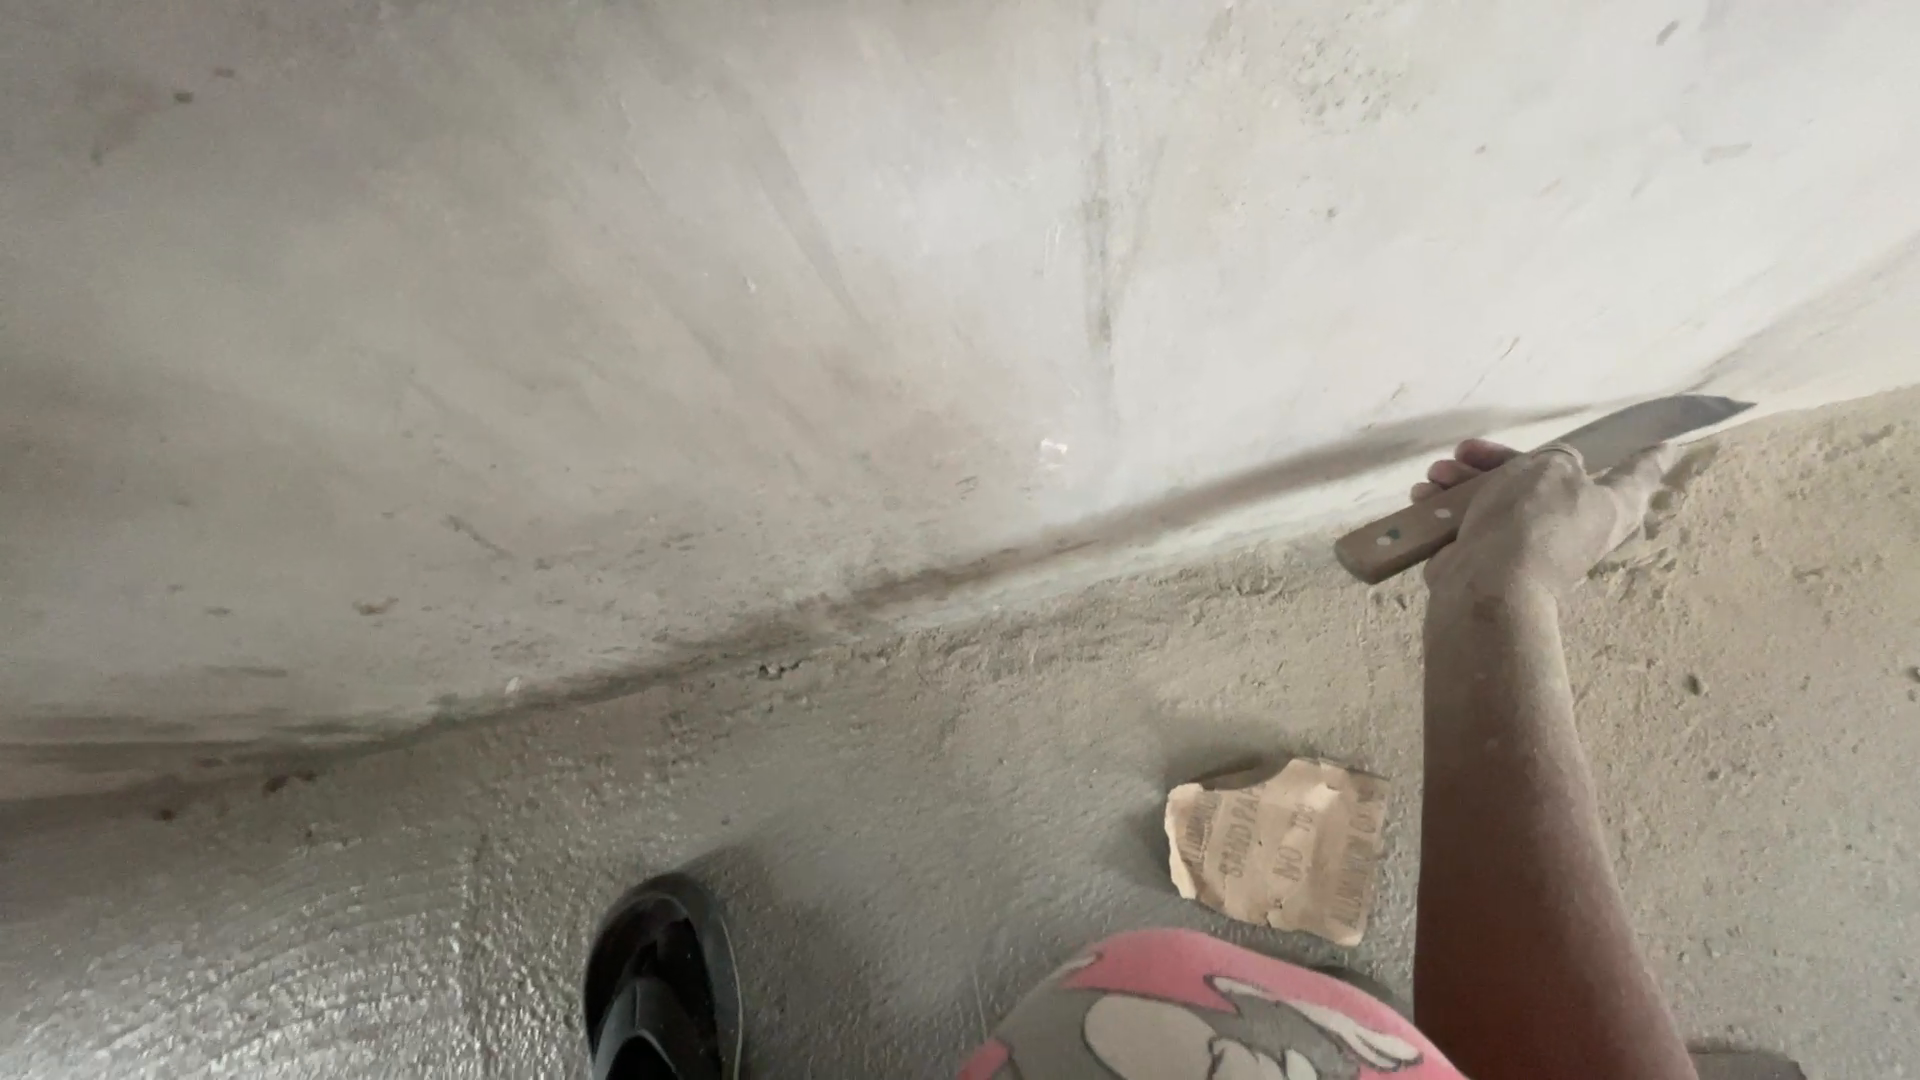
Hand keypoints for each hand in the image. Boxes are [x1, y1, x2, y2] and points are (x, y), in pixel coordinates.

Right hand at [1411, 437, 1676, 596]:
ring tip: (1434, 475)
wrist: (1487, 581)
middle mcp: (1575, 524)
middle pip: (1540, 479)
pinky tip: (1423, 498)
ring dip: (1462, 481)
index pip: (1638, 473)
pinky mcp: (1489, 557)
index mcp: (1609, 503)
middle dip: (1497, 461)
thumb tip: (1552, 467)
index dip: (1649, 456)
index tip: (1666, 444)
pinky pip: (1470, 522)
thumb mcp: (1549, 469)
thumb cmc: (1531, 520)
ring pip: (1498, 498)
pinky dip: (1448, 507)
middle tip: (1464, 450)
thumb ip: (1556, 457)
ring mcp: (1529, 543)